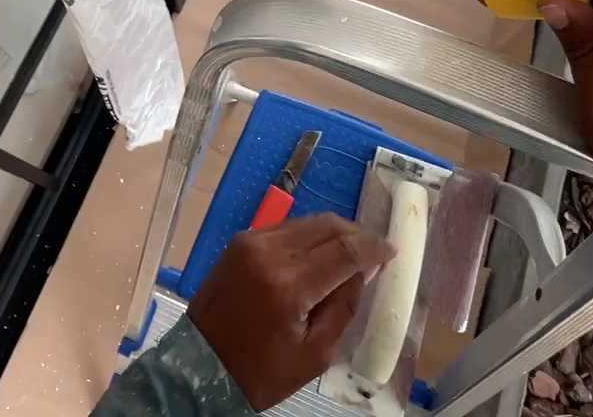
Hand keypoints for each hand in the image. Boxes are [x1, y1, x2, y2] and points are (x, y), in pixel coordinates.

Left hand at [186, 213, 394, 410]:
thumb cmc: (261, 372)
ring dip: (332, 233)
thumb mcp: (315, 354)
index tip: (392, 251)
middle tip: (373, 251)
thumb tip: (361, 271)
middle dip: (356, 234)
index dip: (373, 247)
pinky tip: (318, 253)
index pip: (344, 251)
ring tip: (349, 253)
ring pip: (306, 221)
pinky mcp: (241, 239)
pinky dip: (308, 235)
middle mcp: (269, 252)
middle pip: (326, 225)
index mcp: (289, 285)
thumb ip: (344, 308)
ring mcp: (251, 241)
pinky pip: (286, 227)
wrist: (200, 367)